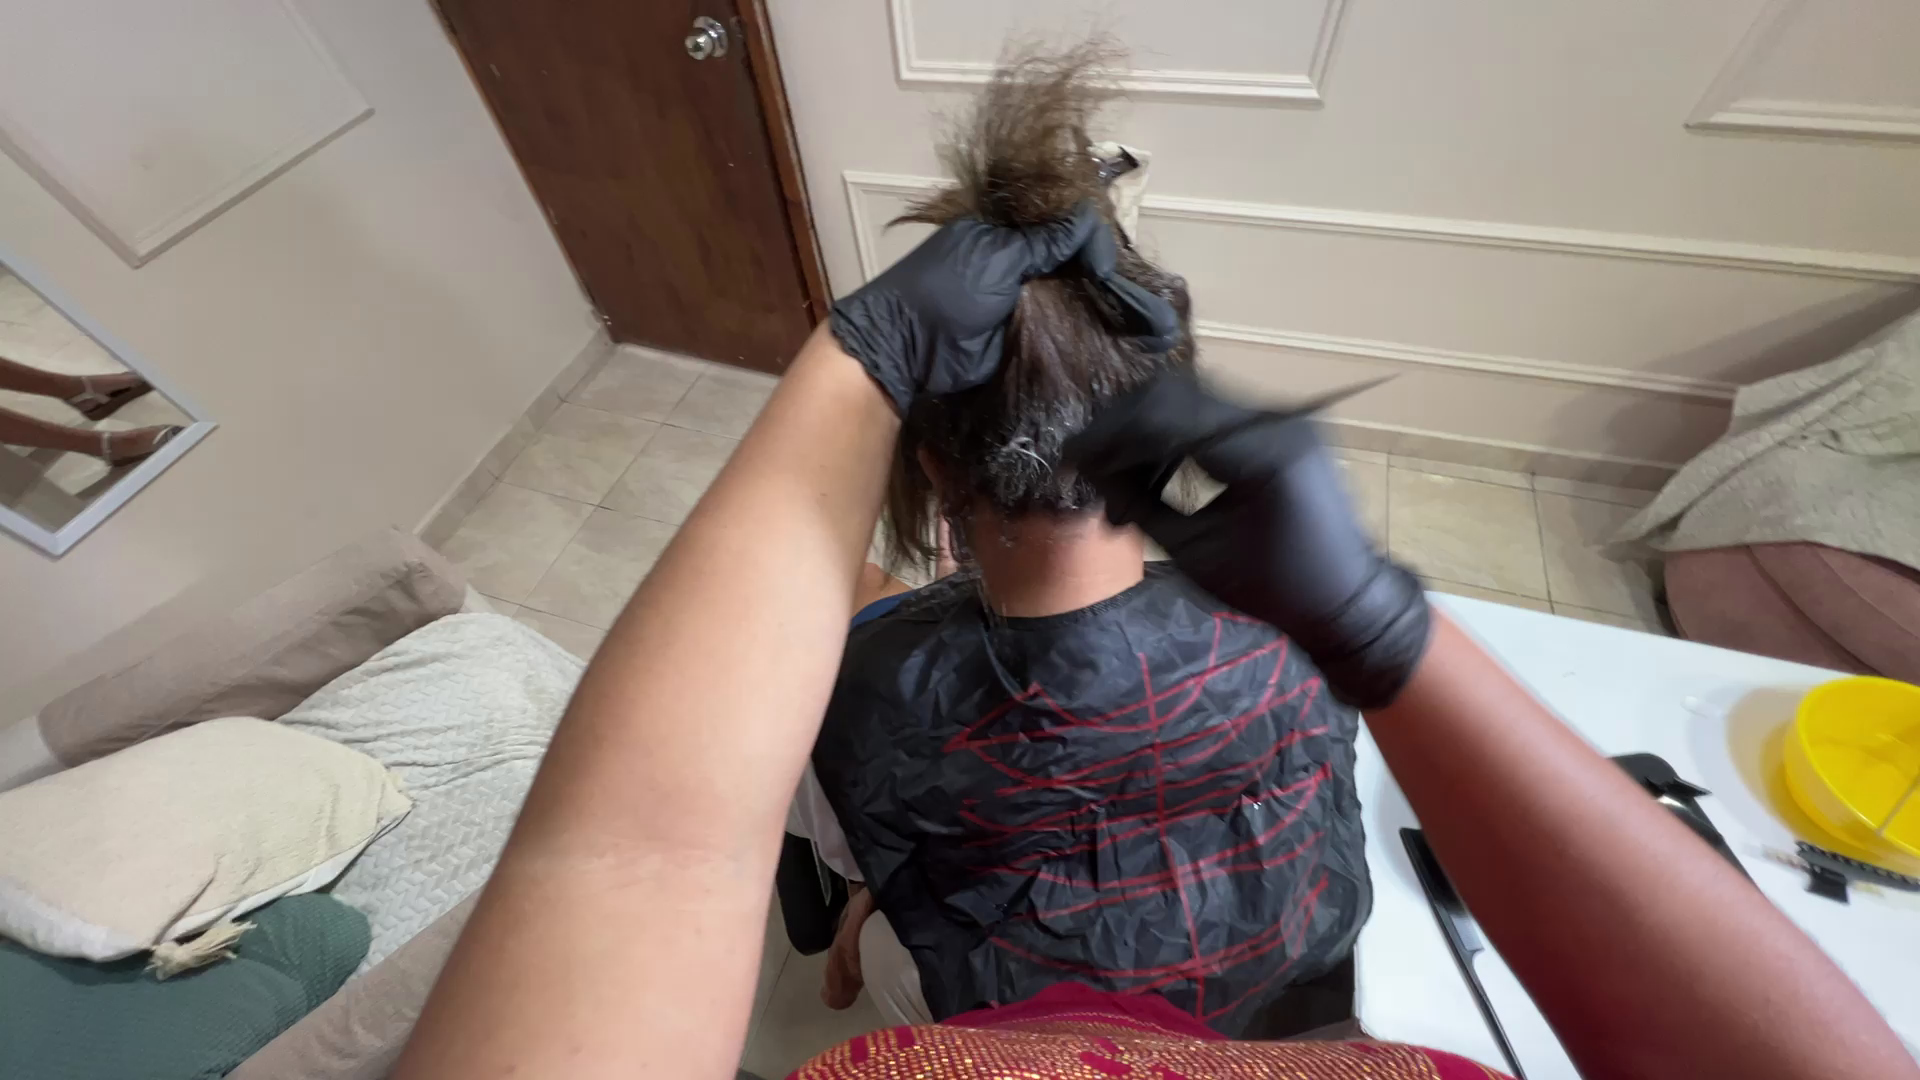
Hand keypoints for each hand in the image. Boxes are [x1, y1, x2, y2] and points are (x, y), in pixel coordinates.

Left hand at [830, 200, 1179, 412]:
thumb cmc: (947, 290)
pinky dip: (1073, 326)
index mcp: (1002, 235)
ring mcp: (1017, 301)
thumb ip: (1044, 244)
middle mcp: (1013, 264)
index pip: (1055, 227)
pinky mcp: (1019, 335)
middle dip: (1089, 269)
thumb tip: (1088, 219)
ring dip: (1085, 300)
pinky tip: (1105, 325)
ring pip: (1061, 295)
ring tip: (1124, 303)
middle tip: (1127, 280)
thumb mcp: (997, 258)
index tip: (1111, 255)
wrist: (911, 348)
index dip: (1084, 237)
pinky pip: (1051, 327)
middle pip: (1062, 262)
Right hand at [1063, 372, 1431, 706]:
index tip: (1070, 460)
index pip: (1163, 418)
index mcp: (1261, 454)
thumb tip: (1089, 468)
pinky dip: (1173, 440)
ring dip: (1143, 436)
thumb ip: (1138, 502)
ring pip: (1187, 400)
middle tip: (1088, 468)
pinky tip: (1154, 476)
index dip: (1107, 437)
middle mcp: (1275, 418)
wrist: (1345, 600)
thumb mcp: (1193, 552)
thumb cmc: (1270, 590)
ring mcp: (1281, 417)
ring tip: (1121, 487)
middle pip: (1172, 396)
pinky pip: (1211, 417)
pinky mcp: (1279, 425)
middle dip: (1119, 431)